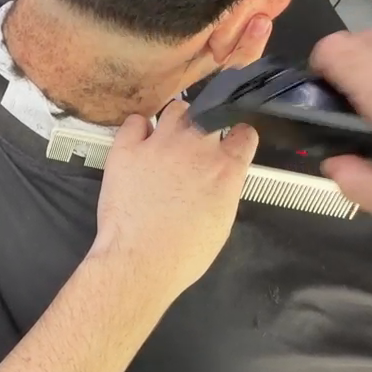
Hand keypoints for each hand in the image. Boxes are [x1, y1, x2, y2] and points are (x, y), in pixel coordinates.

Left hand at [90, 101, 258, 303]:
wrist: (140, 261)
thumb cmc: (182, 254)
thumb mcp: (221, 223)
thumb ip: (224, 190)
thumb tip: (219, 179)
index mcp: (225, 168)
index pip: (244, 134)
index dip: (238, 138)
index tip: (231, 143)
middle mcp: (196, 148)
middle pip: (208, 114)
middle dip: (205, 126)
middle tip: (195, 144)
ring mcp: (160, 145)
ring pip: (175, 110)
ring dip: (175, 122)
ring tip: (167, 139)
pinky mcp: (127, 149)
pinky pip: (135, 121)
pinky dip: (138, 129)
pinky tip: (138, 143)